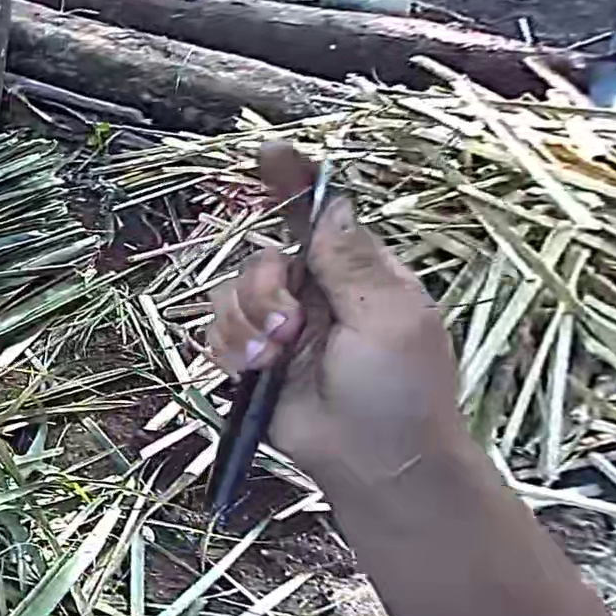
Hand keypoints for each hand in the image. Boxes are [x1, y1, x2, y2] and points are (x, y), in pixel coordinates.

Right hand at [205, 143, 466, 492]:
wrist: (369, 460)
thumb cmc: (400, 390)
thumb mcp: (389, 317)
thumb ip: (352, 262)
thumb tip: (332, 205)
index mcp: (352, 275)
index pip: (316, 217)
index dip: (292, 185)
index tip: (267, 155)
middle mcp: (308, 294)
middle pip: (257, 261)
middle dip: (262, 292)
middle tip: (287, 329)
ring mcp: (275, 328)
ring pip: (228, 299)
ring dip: (244, 328)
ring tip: (272, 360)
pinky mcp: (248, 358)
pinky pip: (215, 334)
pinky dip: (228, 351)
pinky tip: (252, 372)